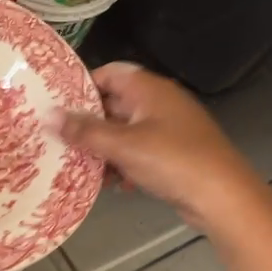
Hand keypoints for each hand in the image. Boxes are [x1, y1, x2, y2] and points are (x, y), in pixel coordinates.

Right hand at [57, 63, 269, 232]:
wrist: (223, 197)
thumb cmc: (172, 161)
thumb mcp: (121, 145)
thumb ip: (83, 130)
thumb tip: (48, 115)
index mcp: (149, 89)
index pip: (109, 73)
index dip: (81, 85)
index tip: (55, 104)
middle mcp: (159, 102)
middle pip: (113, 103)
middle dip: (87, 123)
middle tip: (58, 139)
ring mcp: (168, 128)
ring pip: (123, 130)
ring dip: (102, 148)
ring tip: (80, 166)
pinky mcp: (173, 153)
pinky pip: (138, 150)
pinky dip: (122, 163)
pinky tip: (112, 184)